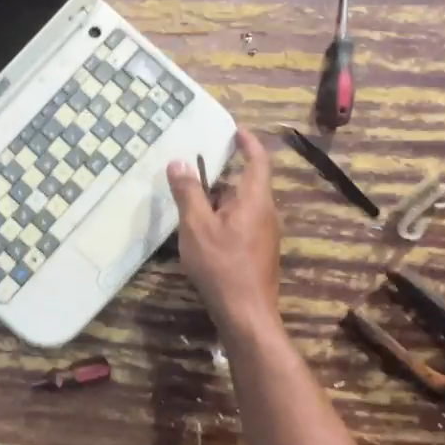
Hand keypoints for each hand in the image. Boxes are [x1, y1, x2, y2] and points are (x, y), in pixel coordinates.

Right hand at [166, 129, 282, 340]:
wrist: (246, 312)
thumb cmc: (221, 265)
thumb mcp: (196, 226)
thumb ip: (188, 192)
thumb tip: (178, 162)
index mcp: (254, 200)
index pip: (258, 161)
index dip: (248, 143)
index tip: (235, 131)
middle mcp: (266, 212)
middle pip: (246, 184)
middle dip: (222, 175)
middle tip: (195, 169)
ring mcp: (265, 234)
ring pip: (242, 205)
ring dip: (219, 199)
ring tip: (191, 201)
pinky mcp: (259, 251)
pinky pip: (242, 222)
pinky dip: (223, 217)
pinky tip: (202, 231)